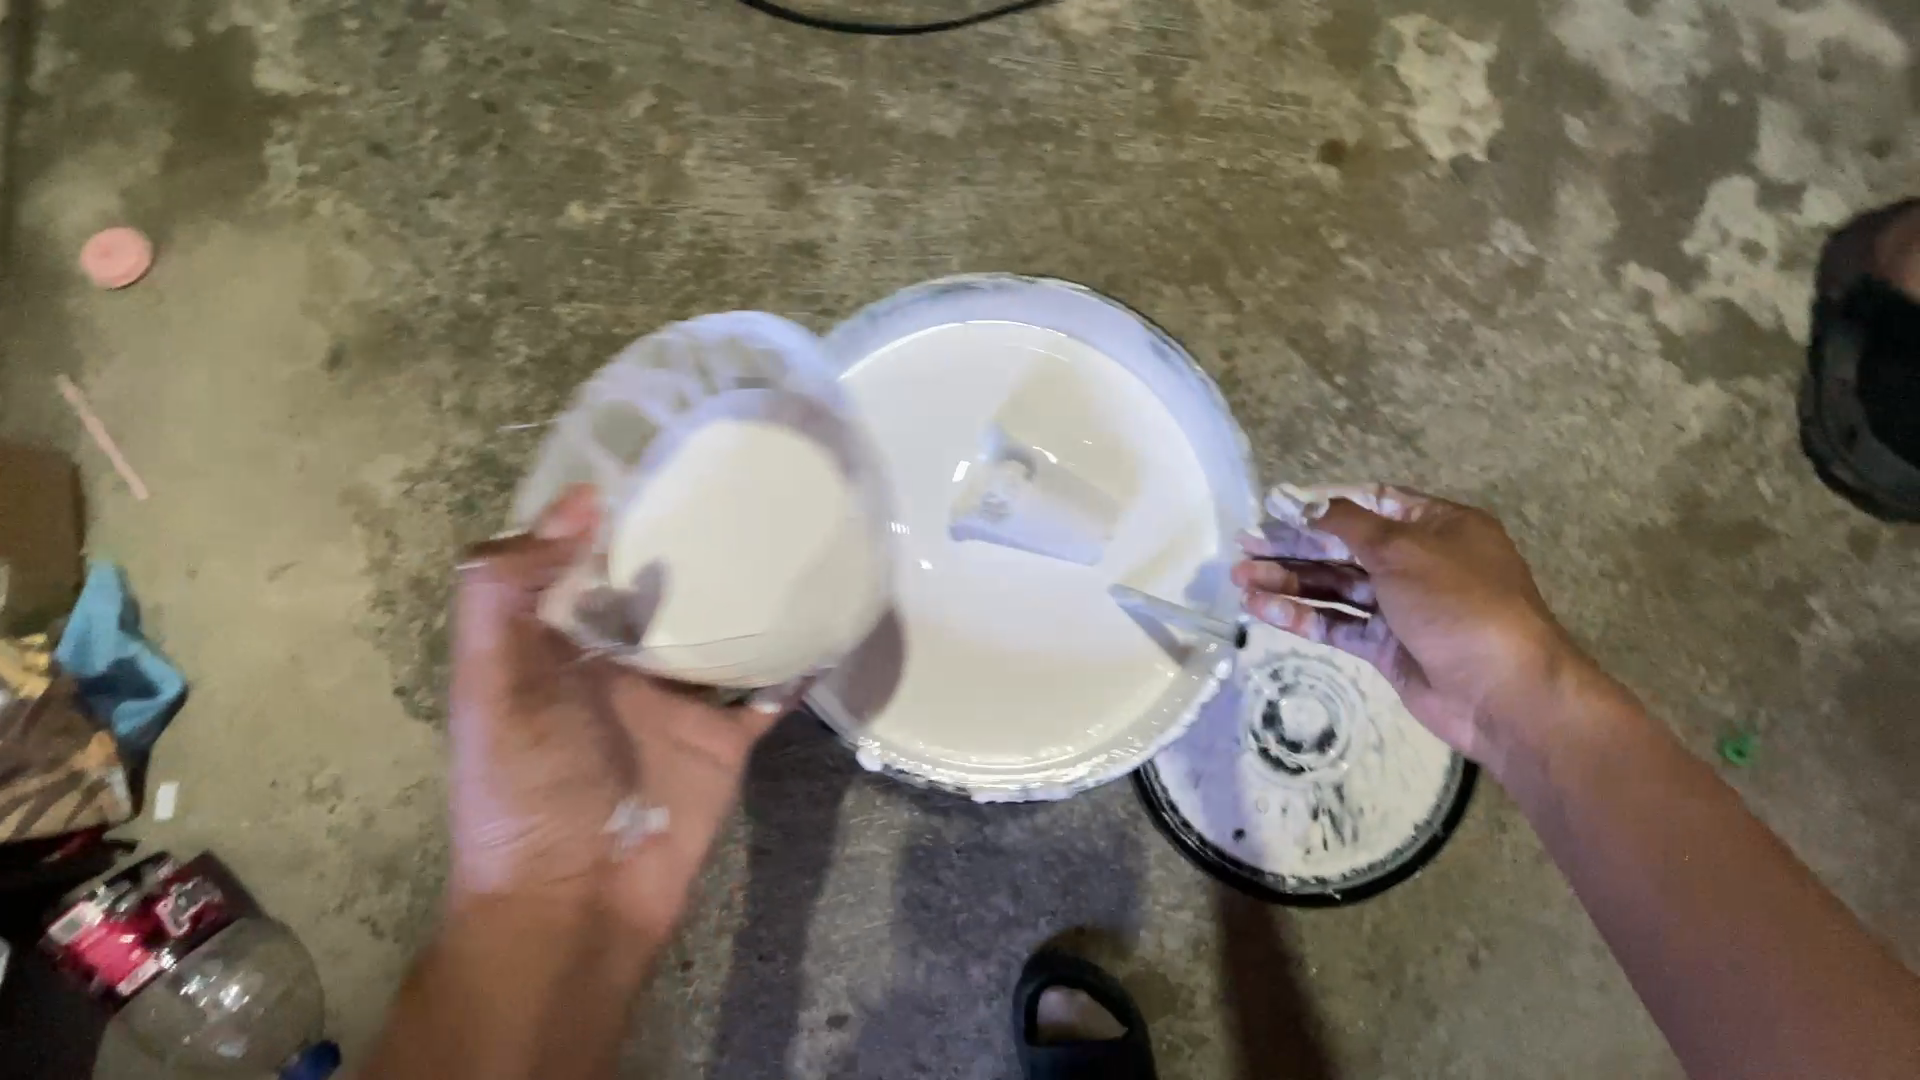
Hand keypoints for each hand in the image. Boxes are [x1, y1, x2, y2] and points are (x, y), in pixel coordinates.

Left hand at [448, 487, 791, 945]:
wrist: (578, 901)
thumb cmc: (526, 789)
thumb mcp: (492, 687)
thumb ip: (507, 593)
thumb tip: (579, 501)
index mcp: (561, 644)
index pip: (592, 561)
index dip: (620, 513)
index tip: (667, 460)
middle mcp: (622, 663)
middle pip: (668, 589)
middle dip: (699, 545)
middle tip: (751, 486)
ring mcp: (679, 700)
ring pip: (723, 633)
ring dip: (753, 597)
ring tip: (797, 539)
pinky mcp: (725, 737)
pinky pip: (767, 692)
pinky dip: (794, 664)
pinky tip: (827, 623)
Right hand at [1231, 485, 1595, 770]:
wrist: (1503, 693)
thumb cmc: (1460, 604)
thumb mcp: (1403, 550)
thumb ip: (1344, 523)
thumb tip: (1298, 499)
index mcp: (1437, 527)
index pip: (1370, 504)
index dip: (1322, 504)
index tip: (1276, 507)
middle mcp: (1418, 562)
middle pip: (1343, 546)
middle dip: (1293, 546)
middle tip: (1244, 546)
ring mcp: (1400, 606)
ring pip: (1333, 587)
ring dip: (1287, 581)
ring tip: (1239, 579)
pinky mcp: (1384, 645)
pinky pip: (1336, 623)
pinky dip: (1301, 616)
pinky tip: (1262, 609)